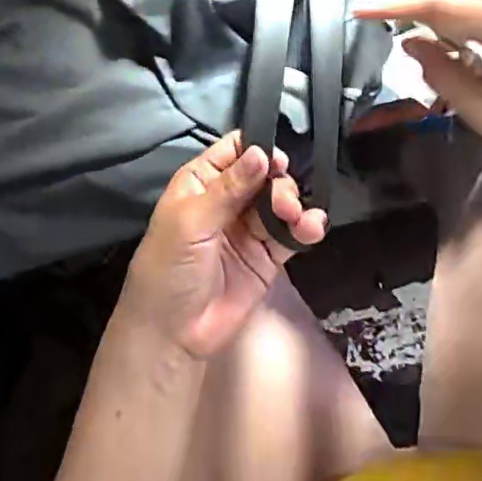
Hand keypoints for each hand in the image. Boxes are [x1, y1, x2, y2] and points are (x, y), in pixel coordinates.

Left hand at [121, 132, 327, 359]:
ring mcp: (249, 227)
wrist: (173, 332)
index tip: (276, 158)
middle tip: (281, 202)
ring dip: (294, 204)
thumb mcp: (191, 221)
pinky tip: (312, 228)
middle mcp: (227, 198)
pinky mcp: (267, 256)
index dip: (257, 148)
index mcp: (201, 180)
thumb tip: (261, 152)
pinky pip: (291, 234)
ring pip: (280, 201)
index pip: (234, 150)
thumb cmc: (169, 266)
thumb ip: (228, 188)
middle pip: (264, 174)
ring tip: (296, 218)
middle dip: (279, 181)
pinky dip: (306, 228)